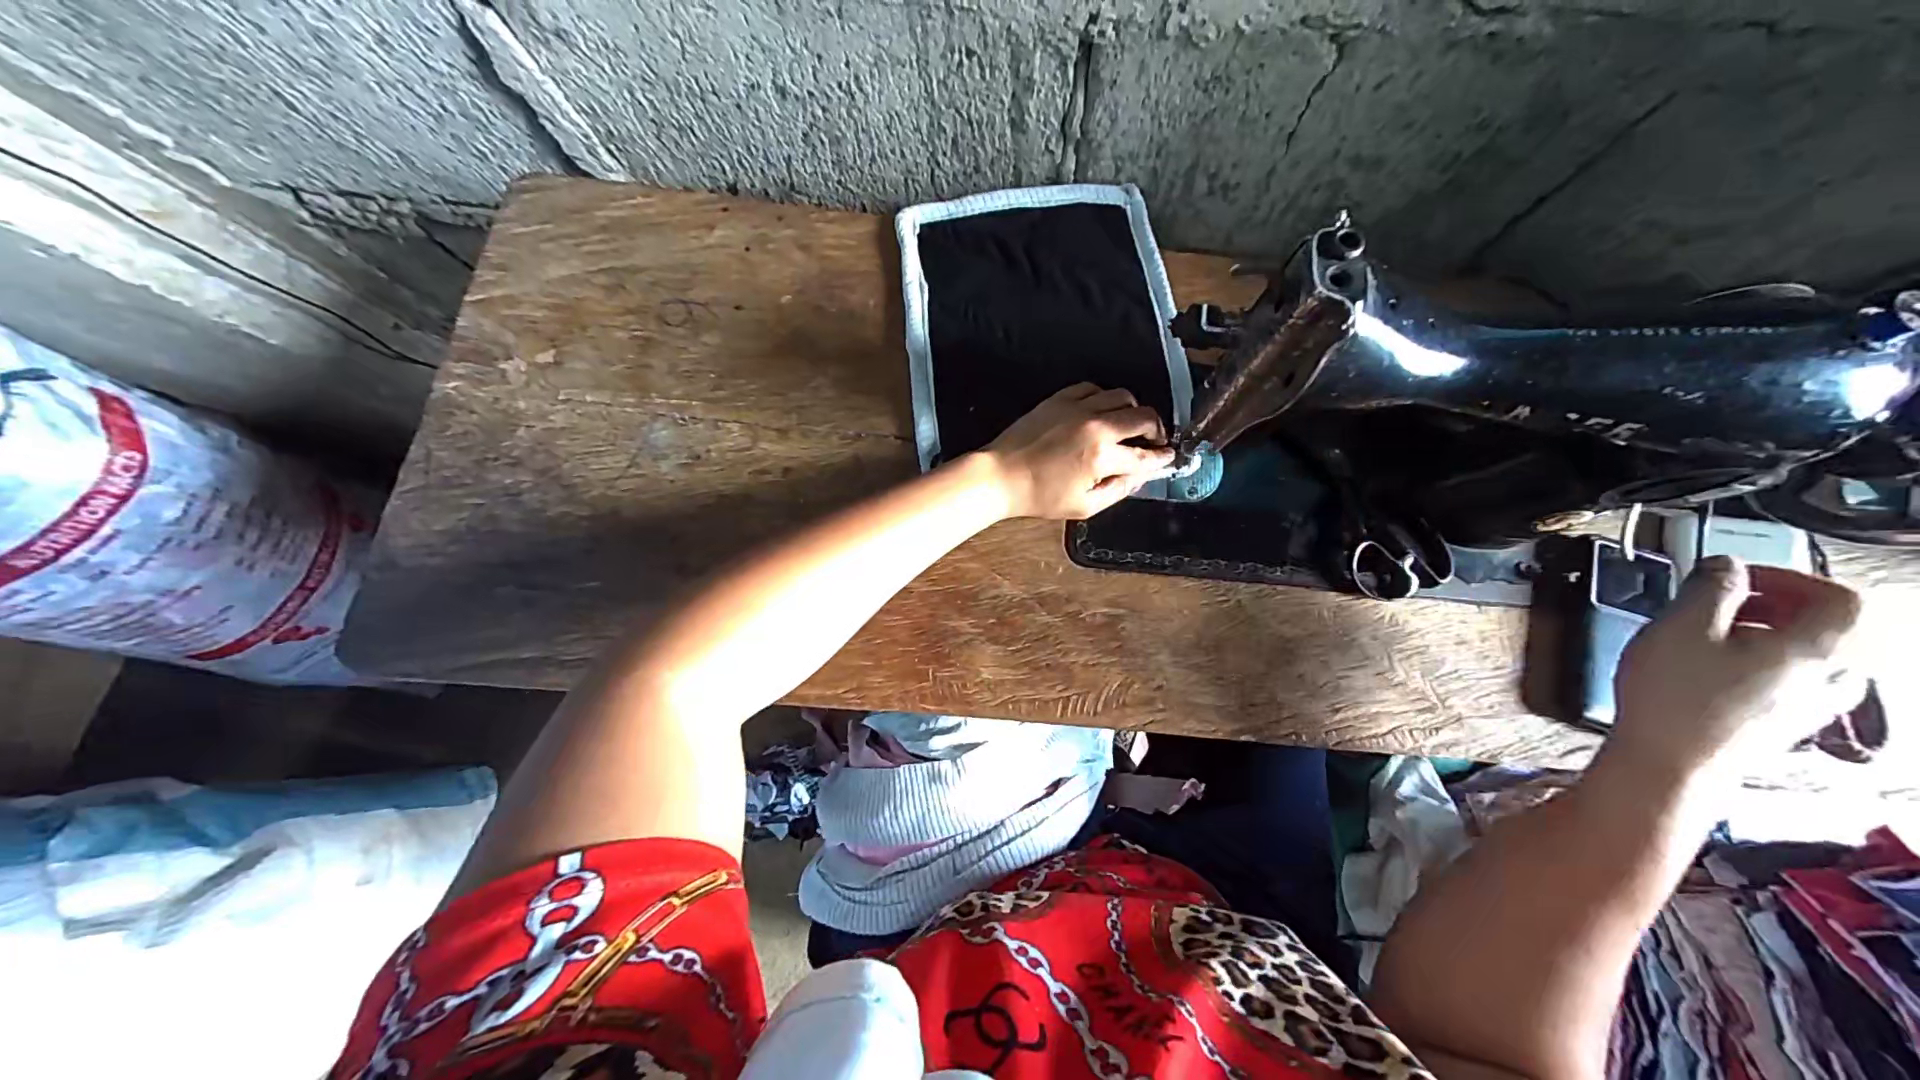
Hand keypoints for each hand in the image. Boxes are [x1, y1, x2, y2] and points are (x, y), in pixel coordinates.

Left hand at [977, 383, 1174, 519]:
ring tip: (1129, 424)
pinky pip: (1093, 388)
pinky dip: (1104, 398)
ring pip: (1122, 396)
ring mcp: (1077, 408)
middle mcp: (1095, 425)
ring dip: (1132, 410)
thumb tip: (1139, 476)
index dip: (1161, 457)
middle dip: (1156, 429)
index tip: (1167, 456)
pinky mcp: (1059, 399)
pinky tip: (1101, 411)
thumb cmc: (1039, 495)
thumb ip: (1118, 489)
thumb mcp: (1085, 506)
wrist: (1001, 476)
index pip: (1145, 454)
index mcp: (1103, 456)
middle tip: (1153, 440)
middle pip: (1143, 416)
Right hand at [1610, 555, 1865, 778]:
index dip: (1792, 576)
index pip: (1842, 597)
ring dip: (1763, 636)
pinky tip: (1707, 671)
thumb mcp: (1680, 627)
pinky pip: (1786, 682)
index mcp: (1817, 650)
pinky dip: (1755, 665)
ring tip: (1707, 637)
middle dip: (1773, 606)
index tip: (1740, 576)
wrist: (1670, 763)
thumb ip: (1710, 588)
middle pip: (1827, 628)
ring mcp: (1811, 708)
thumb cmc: (1676, 699)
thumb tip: (1727, 567)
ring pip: (1806, 656)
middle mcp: (1831, 679)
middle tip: (1719, 602)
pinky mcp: (1783, 725)